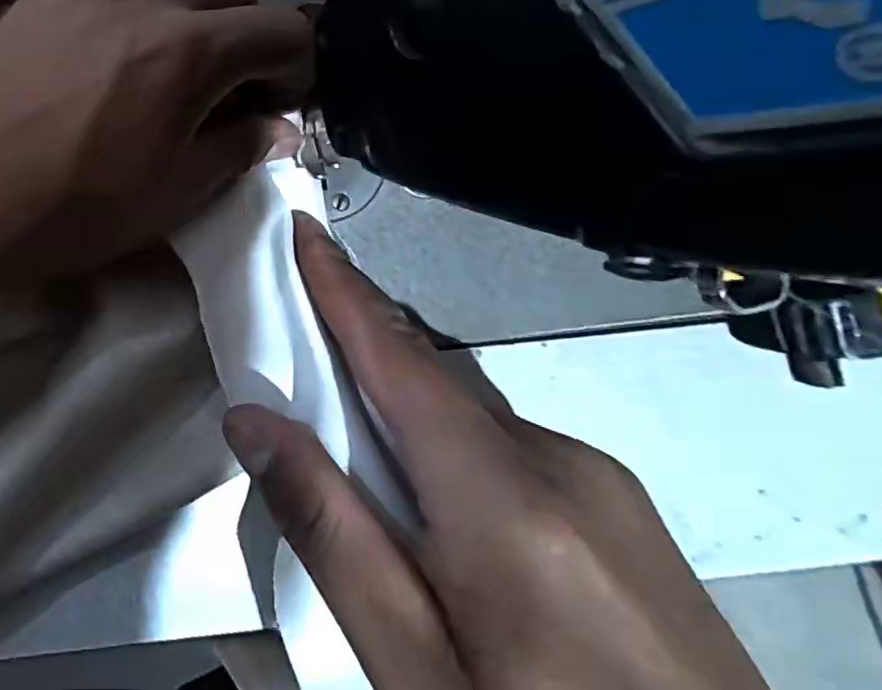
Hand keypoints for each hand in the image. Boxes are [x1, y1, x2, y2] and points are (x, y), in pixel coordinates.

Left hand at [0, 0, 308, 290]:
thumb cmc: (76, 208)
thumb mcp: (175, 194)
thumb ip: (240, 147)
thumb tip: (276, 126)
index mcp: (190, 50)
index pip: (283, 28)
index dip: (296, 68)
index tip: (276, 105)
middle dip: (251, 26)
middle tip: (229, 82)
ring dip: (195, 18)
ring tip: (166, 74)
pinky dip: (140, 19)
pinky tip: (110, 67)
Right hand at [222, 214, 767, 689]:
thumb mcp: (413, 669)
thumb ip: (333, 535)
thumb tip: (257, 425)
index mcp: (505, 498)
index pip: (398, 361)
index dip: (343, 291)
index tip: (307, 235)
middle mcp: (561, 463)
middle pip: (435, 383)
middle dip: (366, 351)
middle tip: (304, 336)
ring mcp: (605, 481)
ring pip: (475, 417)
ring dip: (413, 415)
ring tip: (364, 449)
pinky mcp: (623, 507)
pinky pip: (517, 447)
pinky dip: (461, 448)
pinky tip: (449, 507)